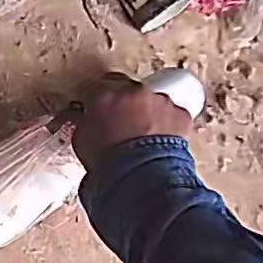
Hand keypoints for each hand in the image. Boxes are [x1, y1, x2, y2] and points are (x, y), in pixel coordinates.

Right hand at [71, 73, 192, 170]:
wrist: (140, 174)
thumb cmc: (109, 160)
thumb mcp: (81, 139)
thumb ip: (86, 121)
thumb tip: (87, 119)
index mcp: (104, 95)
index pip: (100, 88)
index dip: (101, 100)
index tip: (102, 108)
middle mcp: (133, 92)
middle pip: (129, 91)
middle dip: (127, 105)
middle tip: (123, 125)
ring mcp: (159, 101)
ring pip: (154, 102)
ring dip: (149, 114)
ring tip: (143, 138)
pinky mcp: (180, 114)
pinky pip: (174, 116)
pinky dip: (169, 126)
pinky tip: (161, 143)